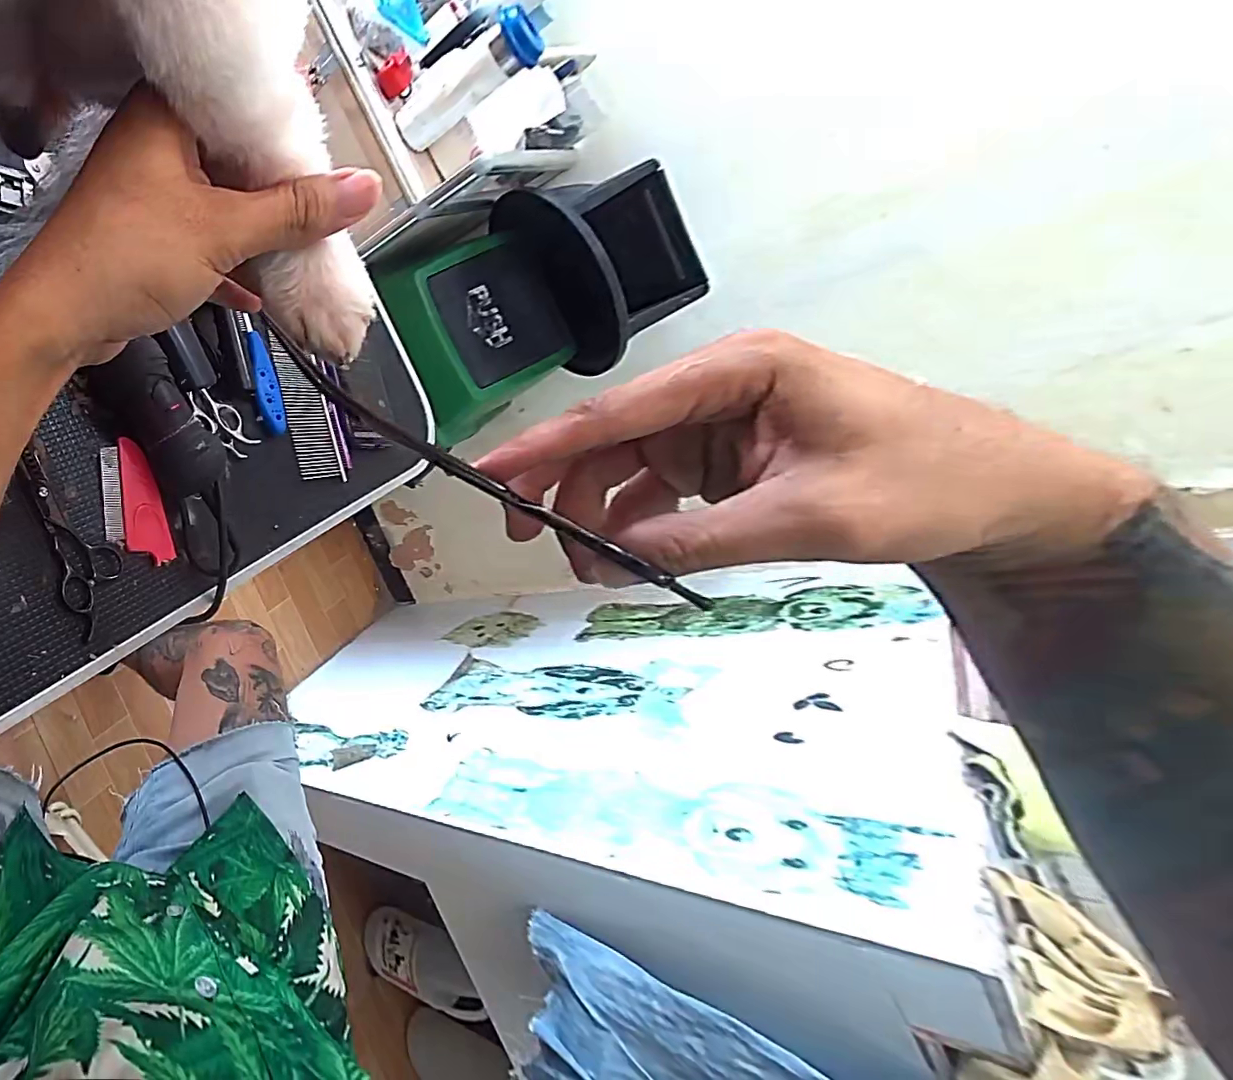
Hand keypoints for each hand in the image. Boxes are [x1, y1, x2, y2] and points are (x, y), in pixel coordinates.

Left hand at [0, 84, 380, 366]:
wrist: (61, 322)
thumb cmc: (120, 259)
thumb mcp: (222, 232)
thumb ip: (294, 212)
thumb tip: (359, 190)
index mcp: (168, 118)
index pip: (246, 107)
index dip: (291, 134)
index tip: (327, 163)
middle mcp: (158, 149)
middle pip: (240, 163)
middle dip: (282, 197)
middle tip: (321, 215)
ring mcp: (153, 197)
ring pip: (224, 208)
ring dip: (260, 238)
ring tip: (299, 256)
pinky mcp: (151, 242)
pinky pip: (205, 246)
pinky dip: (231, 267)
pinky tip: (256, 291)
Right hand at [473, 330, 1157, 582]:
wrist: (1006, 497)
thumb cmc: (928, 483)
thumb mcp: (809, 516)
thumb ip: (701, 538)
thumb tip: (613, 558)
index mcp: (736, 372)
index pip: (617, 411)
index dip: (544, 446)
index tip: (489, 473)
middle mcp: (712, 389)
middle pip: (606, 438)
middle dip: (558, 484)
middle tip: (521, 530)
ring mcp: (710, 425)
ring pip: (619, 467)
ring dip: (593, 513)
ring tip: (587, 565)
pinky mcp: (715, 460)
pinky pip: (650, 490)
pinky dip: (629, 524)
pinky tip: (621, 556)